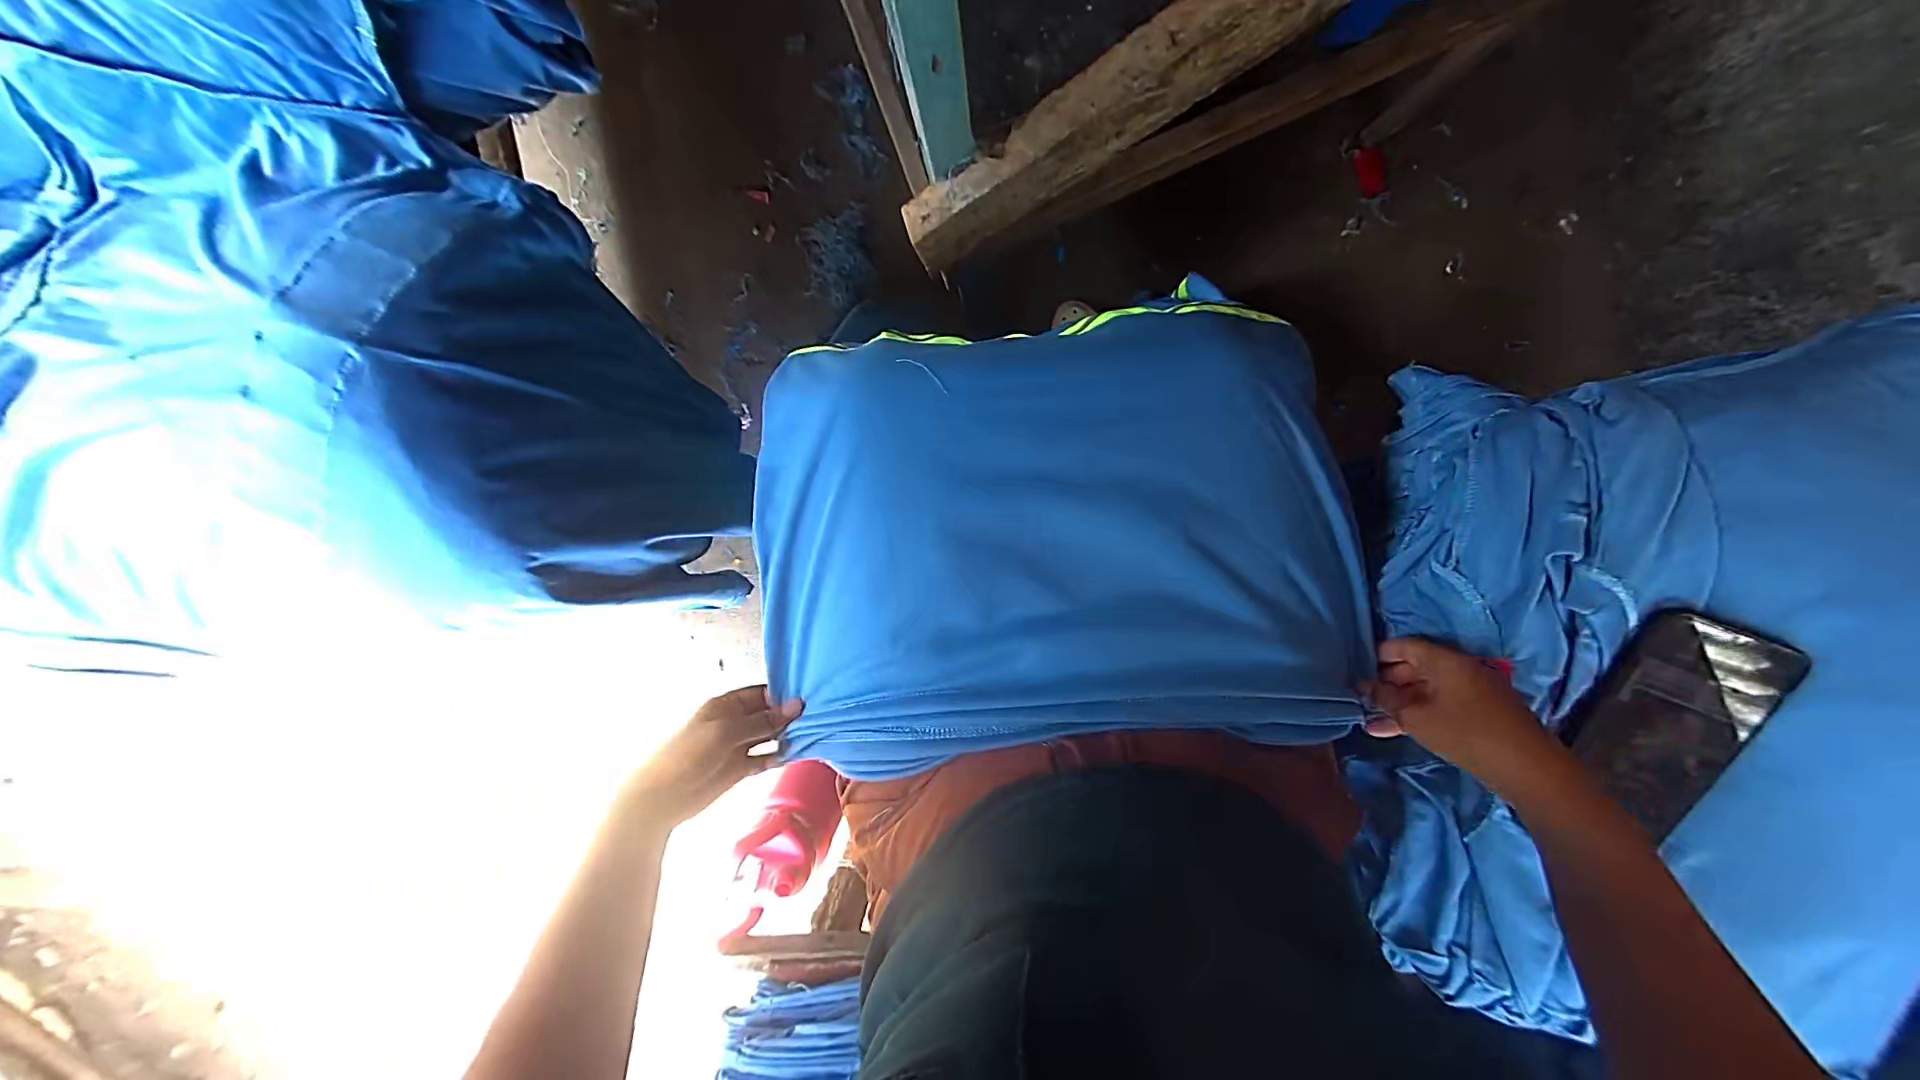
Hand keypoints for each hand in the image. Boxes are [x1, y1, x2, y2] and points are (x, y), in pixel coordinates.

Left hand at [625, 687, 804, 825]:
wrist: (662, 796)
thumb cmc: (689, 753)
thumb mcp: (726, 731)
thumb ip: (762, 721)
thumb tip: (796, 706)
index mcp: (727, 705)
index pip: (762, 693)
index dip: (783, 695)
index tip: (809, 697)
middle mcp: (734, 722)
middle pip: (768, 714)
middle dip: (789, 715)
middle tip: (819, 715)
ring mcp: (738, 746)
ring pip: (769, 736)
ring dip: (787, 735)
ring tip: (815, 733)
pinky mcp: (740, 768)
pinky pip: (766, 757)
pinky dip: (780, 755)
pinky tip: (798, 753)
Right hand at [1360, 638, 1564, 792]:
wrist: (1526, 768)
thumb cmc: (1464, 733)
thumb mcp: (1414, 716)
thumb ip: (1384, 698)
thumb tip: (1362, 685)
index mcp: (1445, 660)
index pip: (1403, 645)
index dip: (1376, 654)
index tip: (1355, 669)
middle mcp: (1459, 669)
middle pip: (1413, 666)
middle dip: (1385, 681)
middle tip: (1360, 696)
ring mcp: (1471, 690)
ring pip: (1425, 689)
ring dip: (1399, 701)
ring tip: (1371, 715)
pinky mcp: (1478, 711)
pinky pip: (1439, 703)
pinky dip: (1418, 712)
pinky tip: (1393, 729)